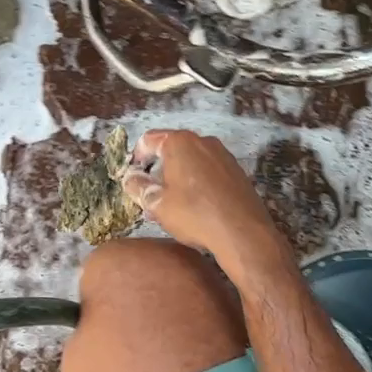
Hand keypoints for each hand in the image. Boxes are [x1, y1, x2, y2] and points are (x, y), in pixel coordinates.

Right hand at [122, 130, 286, 266]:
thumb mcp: (156, 203)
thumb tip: (130, 178)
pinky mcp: (236, 171)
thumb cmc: (194, 214)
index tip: (131, 177)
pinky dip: (196, 182)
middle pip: (171, 149)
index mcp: (179, 142)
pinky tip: (193, 206)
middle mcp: (202, 141)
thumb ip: (137, 186)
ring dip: (176, 177)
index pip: (148, 140)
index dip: (136, 158)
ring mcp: (222, 155)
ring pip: (191, 161)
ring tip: (169, 204)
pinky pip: (208, 171)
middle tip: (148, 193)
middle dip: (157, 169)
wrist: (242, 232)